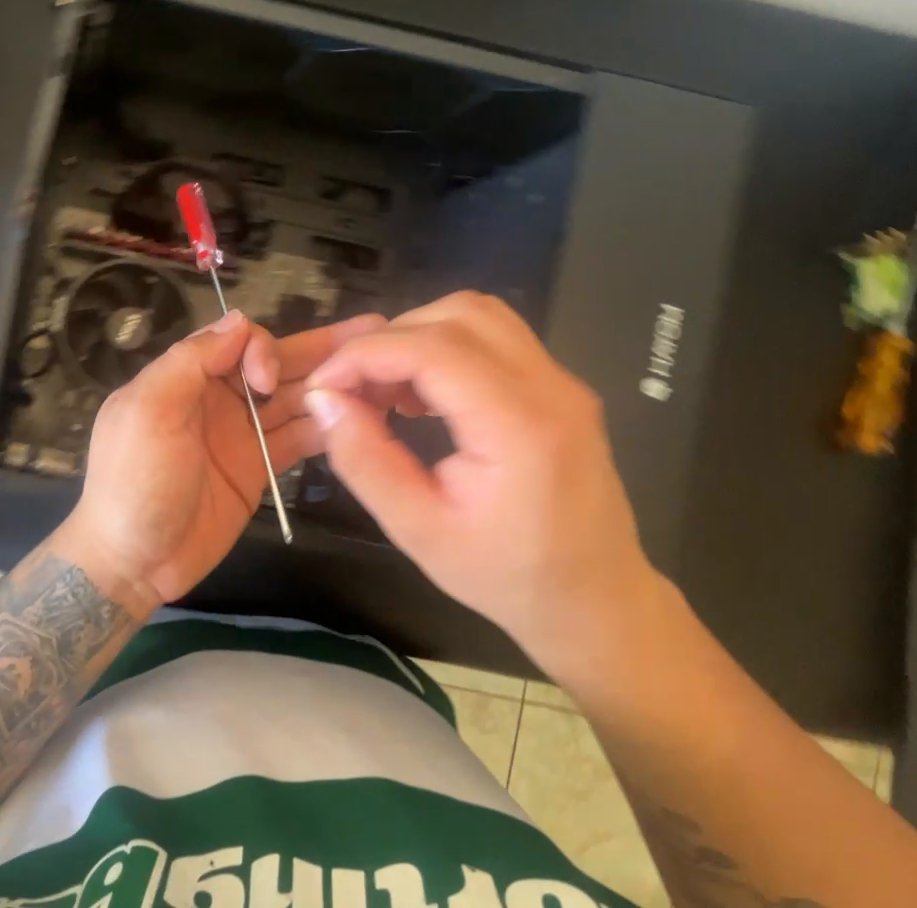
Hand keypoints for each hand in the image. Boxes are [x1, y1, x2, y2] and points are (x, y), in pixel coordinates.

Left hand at [62, 310, 385, 605]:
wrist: (133, 561)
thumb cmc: (133, 481)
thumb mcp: (148, 412)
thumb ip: (189, 362)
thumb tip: (239, 320)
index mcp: (184, 379)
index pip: (235, 342)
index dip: (260, 349)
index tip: (265, 380)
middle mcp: (216, 400)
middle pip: (273, 365)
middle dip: (320, 349)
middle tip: (376, 330)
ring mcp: (240, 435)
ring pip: (292, 399)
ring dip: (333, 385)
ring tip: (384, 371)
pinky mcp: (258, 470)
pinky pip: (297, 439)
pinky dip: (326, 427)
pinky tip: (363, 417)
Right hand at [303, 292, 663, 663]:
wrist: (594, 601)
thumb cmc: (504, 575)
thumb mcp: (417, 530)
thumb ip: (365, 460)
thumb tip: (323, 400)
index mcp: (519, 427)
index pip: (432, 348)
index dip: (365, 354)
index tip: (324, 386)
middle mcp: (550, 388)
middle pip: (458, 314)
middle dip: (389, 339)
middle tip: (352, 387)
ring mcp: (561, 383)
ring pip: (479, 315)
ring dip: (418, 336)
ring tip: (384, 389)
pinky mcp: (559, 388)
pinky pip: (495, 339)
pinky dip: (444, 348)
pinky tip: (420, 397)